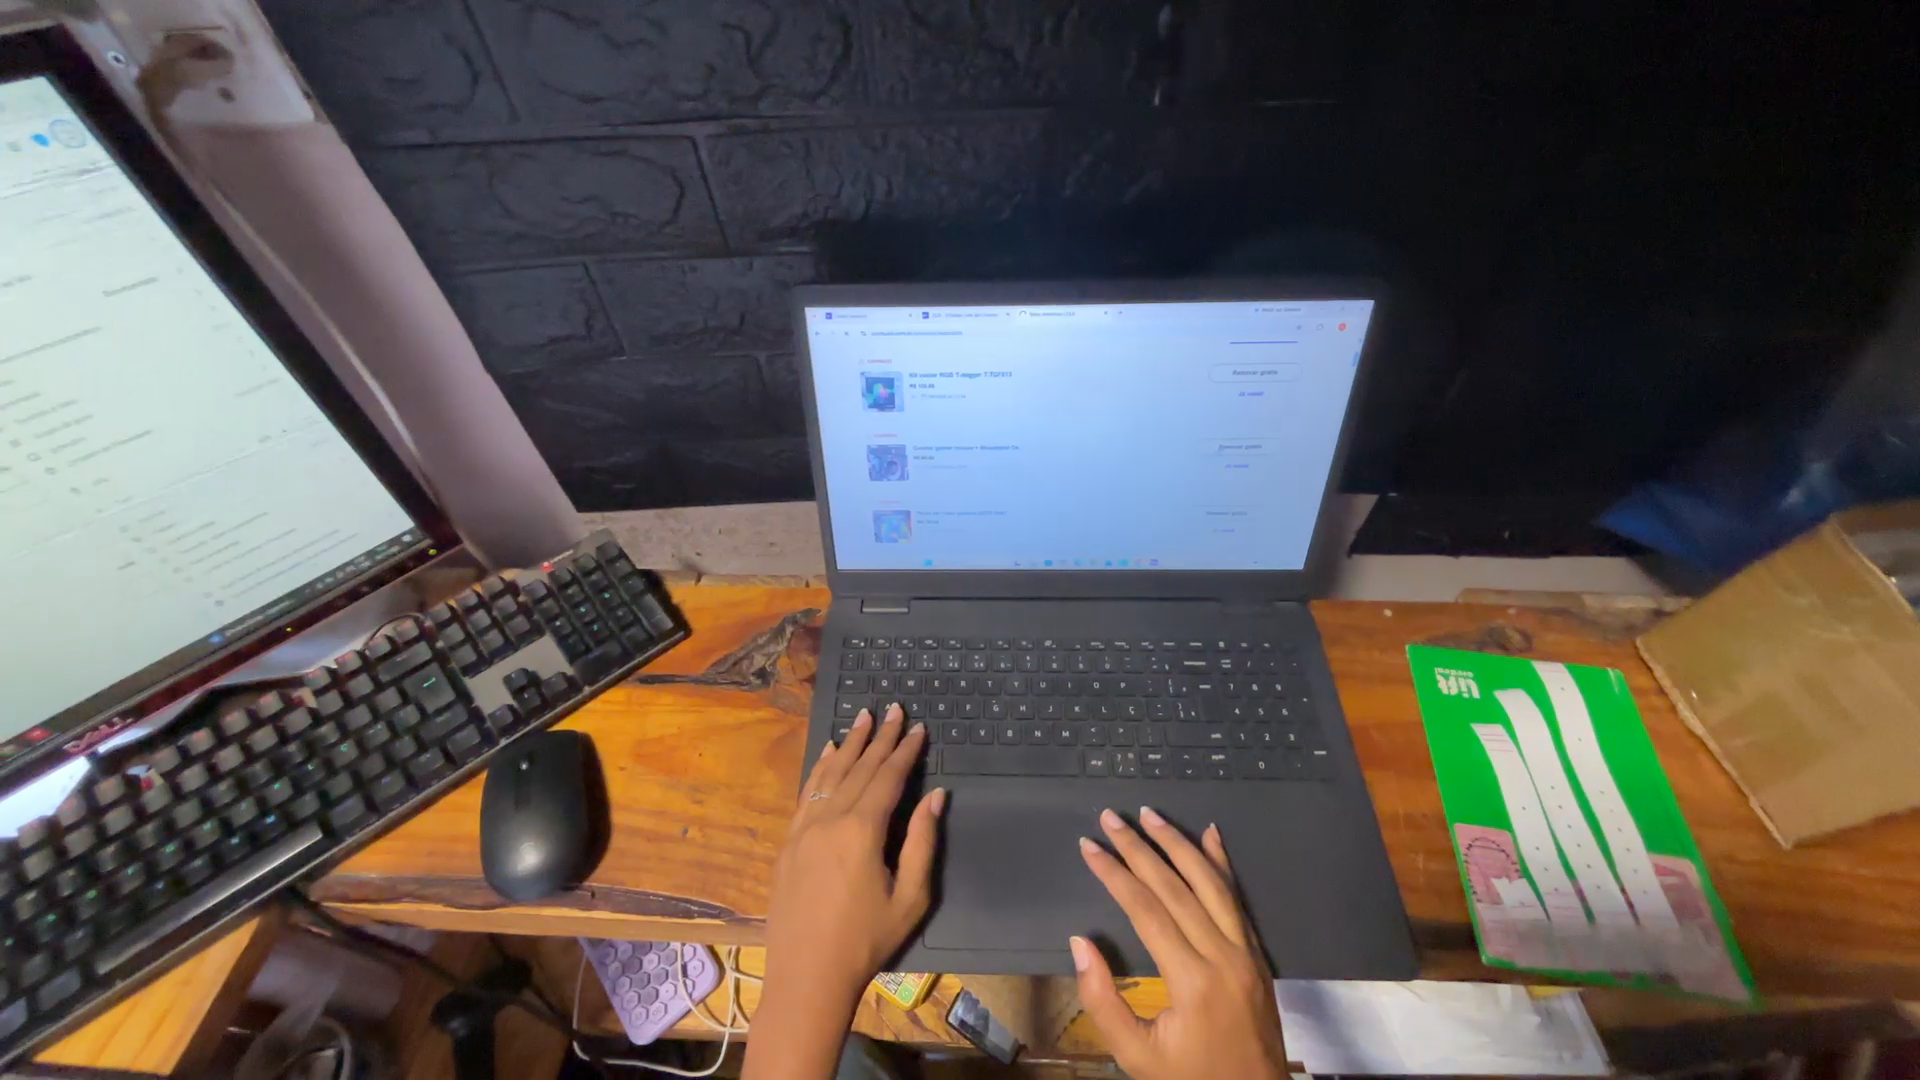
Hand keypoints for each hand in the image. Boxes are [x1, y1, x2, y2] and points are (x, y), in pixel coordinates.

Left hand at [764, 703, 944, 998]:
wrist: (806, 977)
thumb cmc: (865, 941)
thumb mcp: (910, 897)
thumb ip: (923, 842)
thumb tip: (935, 795)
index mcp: (862, 831)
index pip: (888, 778)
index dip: (905, 751)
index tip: (918, 727)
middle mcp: (830, 819)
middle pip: (860, 768)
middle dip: (880, 737)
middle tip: (894, 709)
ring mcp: (804, 828)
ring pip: (831, 773)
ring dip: (850, 743)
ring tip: (863, 717)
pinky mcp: (789, 841)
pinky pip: (807, 792)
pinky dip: (821, 767)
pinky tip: (829, 752)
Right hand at [1072, 807, 1287, 1079]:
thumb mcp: (1136, 1056)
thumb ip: (1103, 1001)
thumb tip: (1080, 942)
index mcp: (1191, 981)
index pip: (1146, 910)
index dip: (1114, 873)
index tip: (1089, 846)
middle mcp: (1222, 956)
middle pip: (1175, 887)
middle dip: (1139, 848)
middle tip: (1111, 817)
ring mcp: (1245, 952)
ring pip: (1210, 883)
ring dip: (1178, 844)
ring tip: (1151, 814)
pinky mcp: (1256, 954)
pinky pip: (1238, 899)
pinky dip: (1223, 863)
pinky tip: (1211, 834)